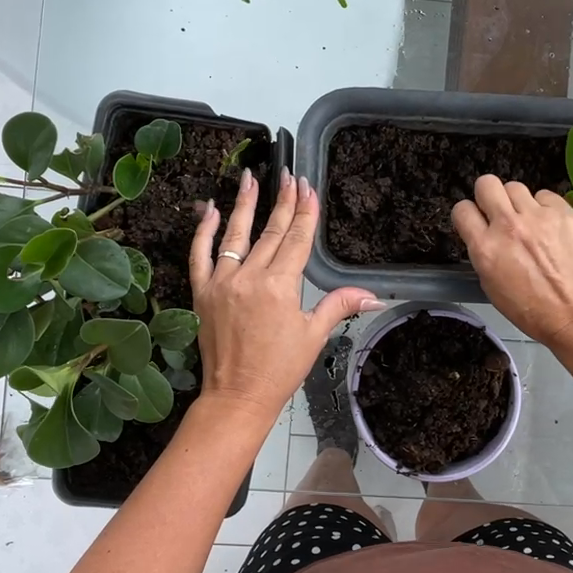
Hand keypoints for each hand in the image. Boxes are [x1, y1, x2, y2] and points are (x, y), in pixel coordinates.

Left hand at [189, 168, 380, 424]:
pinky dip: (203, 231)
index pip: (296, 239)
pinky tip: (209, 209)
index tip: (308, 187)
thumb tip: (373, 296)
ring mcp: (222, 283)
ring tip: (251, 177)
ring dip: (244, 204)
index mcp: (280, 286)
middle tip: (289, 175)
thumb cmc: (279, 370)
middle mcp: (249, 278)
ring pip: (235, 235)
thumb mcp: (314, 336)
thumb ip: (339, 306)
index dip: (304, 211)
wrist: (236, 396)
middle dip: (282, 201)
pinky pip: (199, 254)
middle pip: (270, 231)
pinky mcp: (202, 293)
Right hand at [451, 175, 572, 349]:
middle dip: (488, 195)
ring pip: (515, 187)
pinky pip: (544, 195)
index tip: (476, 220)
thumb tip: (483, 234)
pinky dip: (544, 207)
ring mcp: (537, 216)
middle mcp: (508, 226)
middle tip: (498, 211)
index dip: (468, 214)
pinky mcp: (562, 212)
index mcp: (485, 248)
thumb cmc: (531, 310)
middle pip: (486, 183)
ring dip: (517, 202)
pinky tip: (549, 225)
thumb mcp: (491, 285)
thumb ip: (483, 253)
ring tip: (528, 221)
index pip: (462, 210)